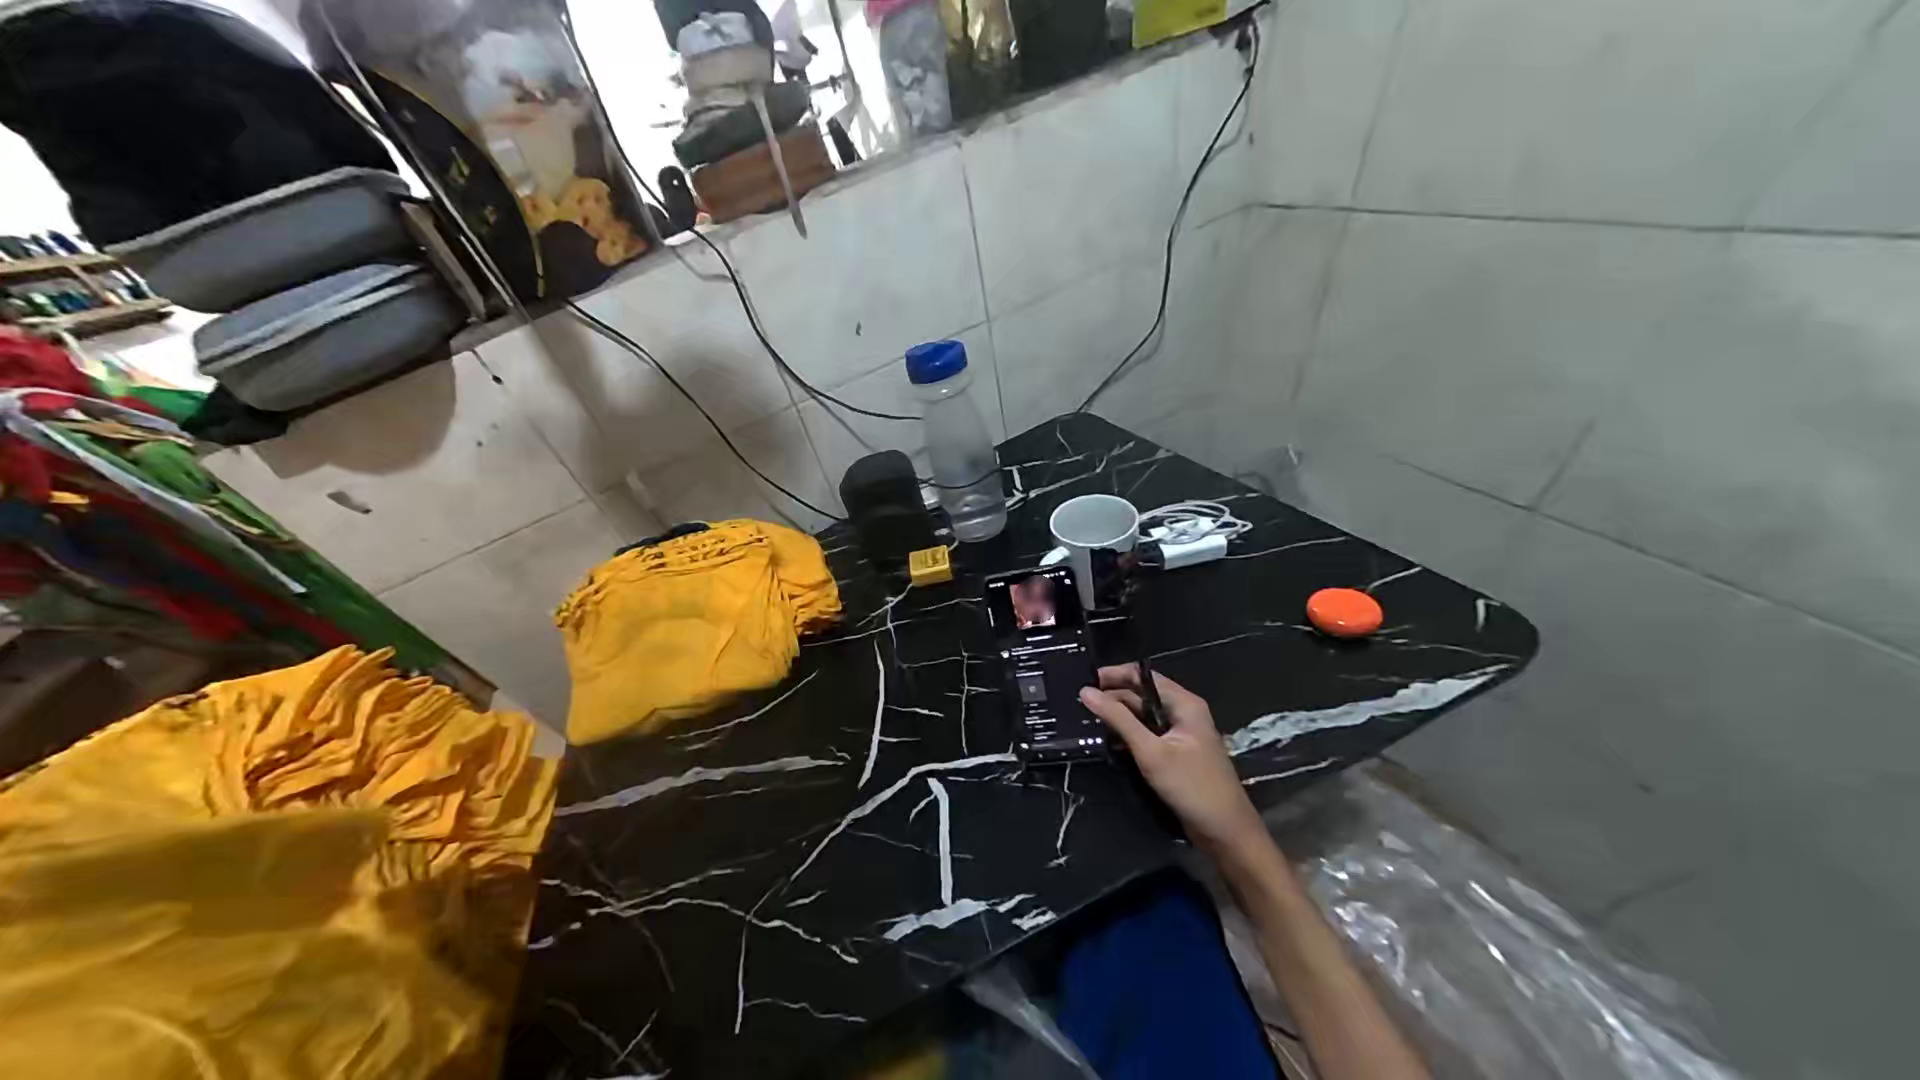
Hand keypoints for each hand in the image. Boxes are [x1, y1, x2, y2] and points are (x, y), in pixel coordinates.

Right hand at [1080, 665, 1265, 850]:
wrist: (1225, 832)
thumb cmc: (1191, 786)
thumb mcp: (1151, 751)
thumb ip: (1118, 719)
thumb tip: (1086, 691)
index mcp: (1184, 703)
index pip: (1142, 676)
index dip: (1114, 675)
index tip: (1084, 683)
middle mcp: (1183, 712)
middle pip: (1141, 695)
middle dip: (1113, 698)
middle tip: (1079, 706)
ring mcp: (1180, 733)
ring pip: (1143, 716)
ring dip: (1119, 718)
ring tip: (1086, 721)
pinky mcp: (1176, 753)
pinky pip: (1148, 734)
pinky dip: (1129, 735)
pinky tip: (1107, 741)